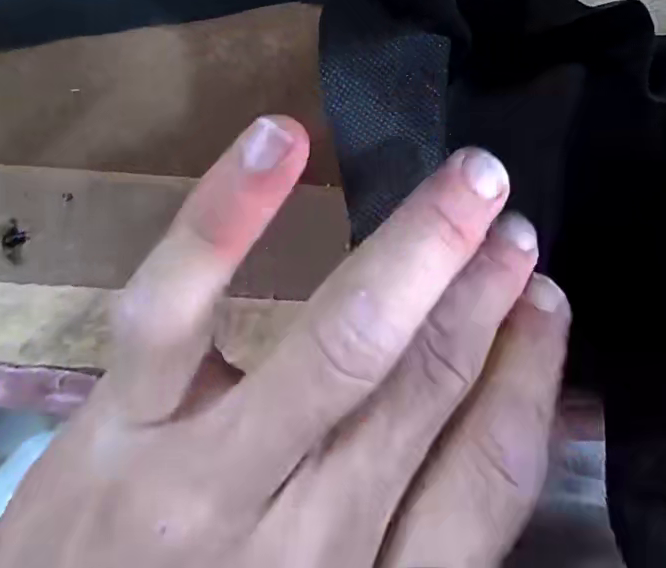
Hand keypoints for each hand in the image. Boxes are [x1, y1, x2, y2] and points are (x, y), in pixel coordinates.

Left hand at [0, 116, 570, 567]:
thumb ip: (421, 505)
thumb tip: (507, 373)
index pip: (486, 481)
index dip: (530, 377)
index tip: (551, 296)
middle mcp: (305, 539)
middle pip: (421, 390)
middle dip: (483, 289)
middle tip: (516, 217)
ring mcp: (201, 477)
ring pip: (337, 342)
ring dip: (417, 247)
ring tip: (472, 179)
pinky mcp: (114, 426)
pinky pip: (175, 307)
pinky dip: (230, 213)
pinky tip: (279, 136)